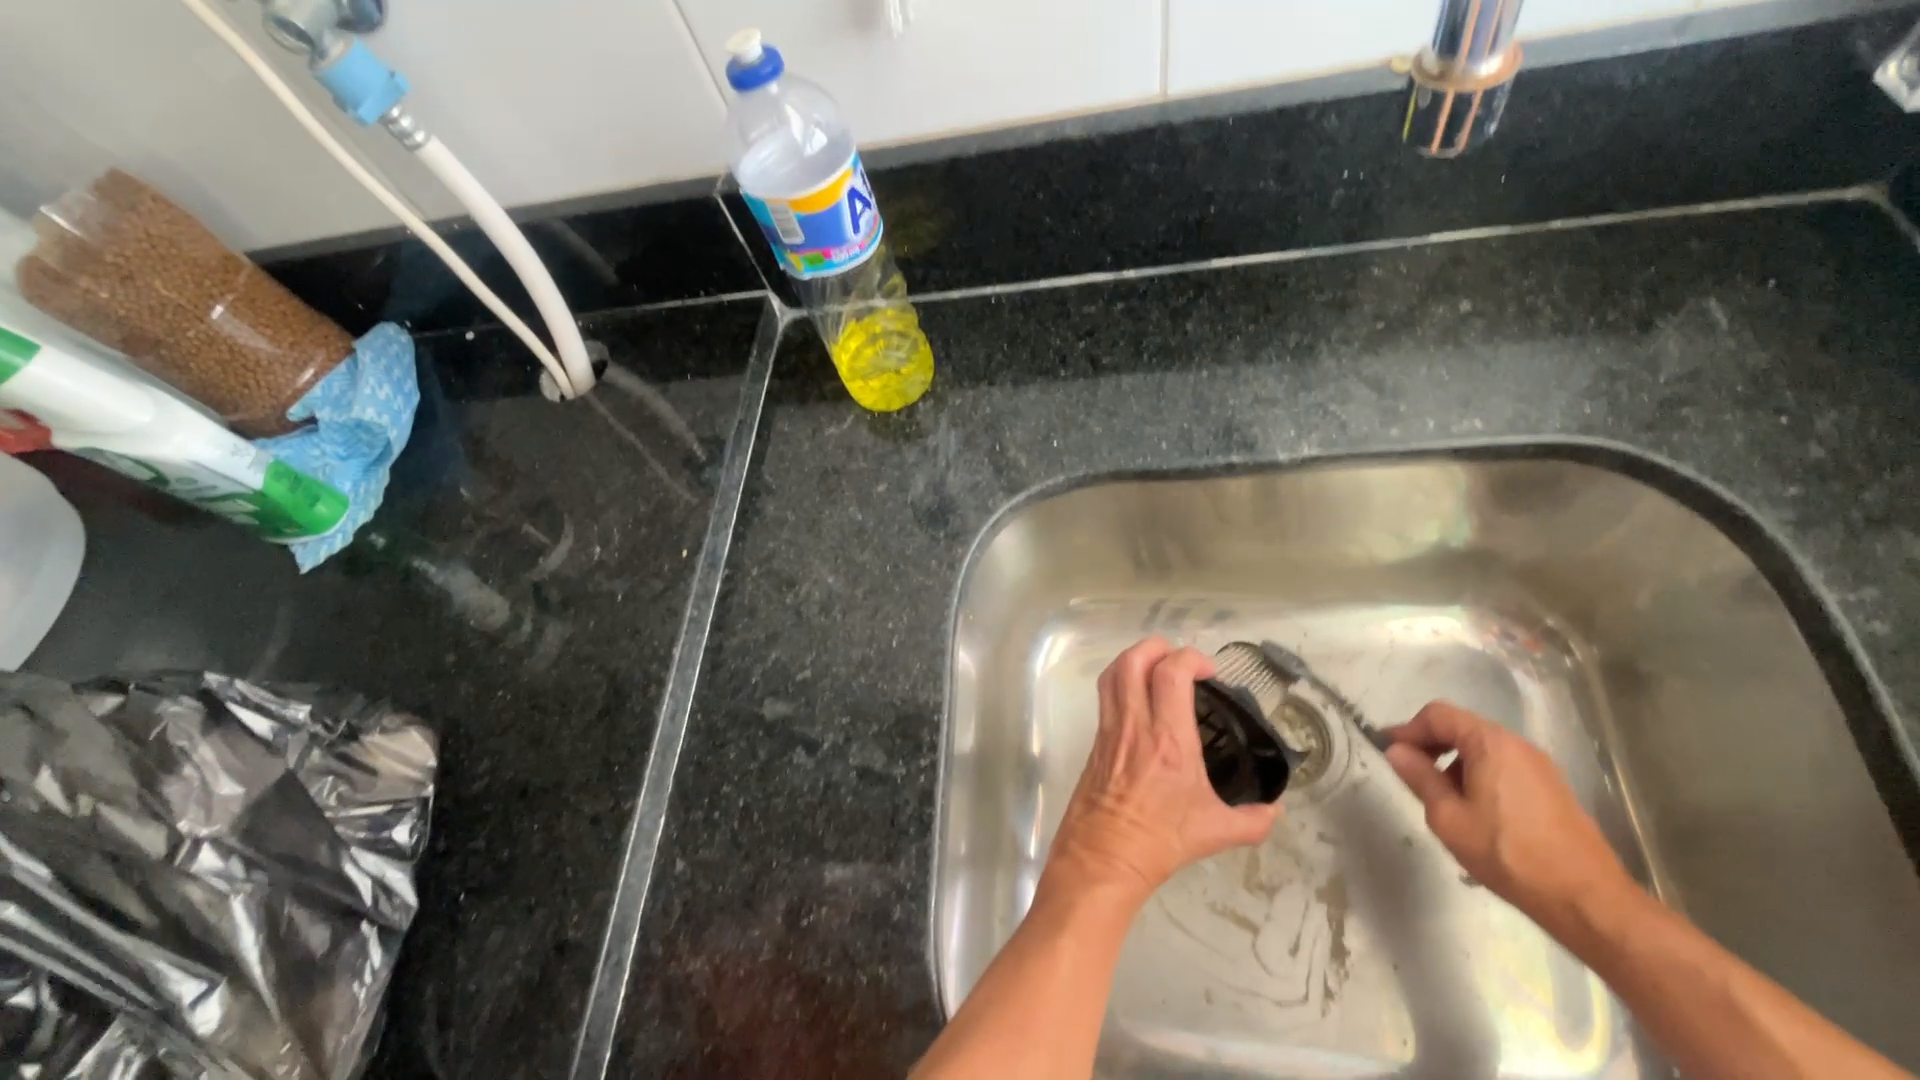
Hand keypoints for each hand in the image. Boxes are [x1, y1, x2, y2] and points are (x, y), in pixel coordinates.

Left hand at [1041, 639, 1282, 908]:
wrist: (1102, 859)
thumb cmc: (1159, 841)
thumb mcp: (1215, 832)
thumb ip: (1253, 820)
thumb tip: (1274, 811)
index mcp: (1169, 739)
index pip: (1172, 674)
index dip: (1191, 658)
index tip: (1209, 672)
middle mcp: (1135, 726)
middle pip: (1134, 661)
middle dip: (1158, 647)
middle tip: (1180, 661)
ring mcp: (1110, 731)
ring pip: (1113, 674)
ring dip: (1135, 659)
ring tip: (1158, 669)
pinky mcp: (1095, 742)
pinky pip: (1105, 698)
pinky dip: (1122, 684)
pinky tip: (1141, 702)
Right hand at [1384, 701, 1633, 924]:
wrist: (1584, 897)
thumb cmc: (1506, 853)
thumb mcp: (1448, 817)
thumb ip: (1420, 777)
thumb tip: (1397, 751)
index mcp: (1491, 743)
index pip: (1438, 714)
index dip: (1408, 729)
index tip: (1389, 753)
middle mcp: (1518, 744)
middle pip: (1463, 727)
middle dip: (1431, 745)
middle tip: (1410, 775)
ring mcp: (1540, 766)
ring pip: (1484, 749)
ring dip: (1454, 762)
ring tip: (1442, 799)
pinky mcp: (1552, 788)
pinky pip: (1504, 766)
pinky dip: (1479, 775)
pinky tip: (1476, 812)